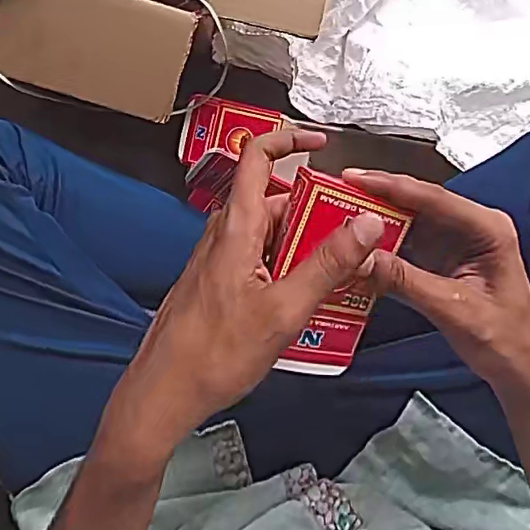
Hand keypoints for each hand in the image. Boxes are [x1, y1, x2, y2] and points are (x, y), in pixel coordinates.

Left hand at [103, 129, 389, 460]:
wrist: (164, 391)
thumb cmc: (214, 353)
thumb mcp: (284, 309)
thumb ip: (328, 264)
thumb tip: (365, 225)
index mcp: (237, 226)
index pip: (257, 156)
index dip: (289, 139)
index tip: (320, 142)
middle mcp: (226, 231)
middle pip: (276, 199)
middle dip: (315, 211)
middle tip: (349, 236)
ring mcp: (221, 254)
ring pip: (271, 230)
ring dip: (304, 242)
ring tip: (336, 273)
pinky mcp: (220, 276)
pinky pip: (260, 253)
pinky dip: (287, 262)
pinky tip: (305, 294)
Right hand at [344, 170, 529, 393]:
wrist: (522, 372)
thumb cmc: (508, 340)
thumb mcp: (454, 309)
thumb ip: (407, 281)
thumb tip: (362, 259)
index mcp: (487, 228)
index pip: (433, 197)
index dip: (391, 185)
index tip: (356, 178)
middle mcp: (471, 227)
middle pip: (417, 201)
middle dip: (378, 195)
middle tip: (340, 189)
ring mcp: (455, 241)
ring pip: (409, 218)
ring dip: (377, 217)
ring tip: (341, 210)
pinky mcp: (442, 257)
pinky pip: (407, 241)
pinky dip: (383, 242)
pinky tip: (360, 242)